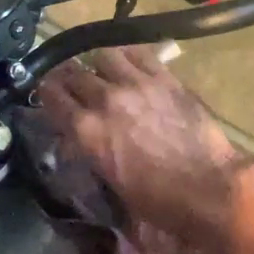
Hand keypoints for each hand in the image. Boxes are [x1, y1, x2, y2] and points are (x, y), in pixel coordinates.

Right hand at [38, 45, 245, 245]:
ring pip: (103, 55)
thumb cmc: (157, 200)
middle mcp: (105, 99)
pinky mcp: (165, 78)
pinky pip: (138, 52)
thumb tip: (77, 140)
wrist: (208, 190)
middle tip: (71, 83)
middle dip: (67, 77)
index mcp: (86, 130)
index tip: (46, 92)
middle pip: (73, 72)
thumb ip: (88, 151)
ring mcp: (136, 84)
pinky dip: (128, 55)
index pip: (51, 95)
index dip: (45, 92)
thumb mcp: (108, 181)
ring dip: (98, 64)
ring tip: (103, 73)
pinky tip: (129, 64)